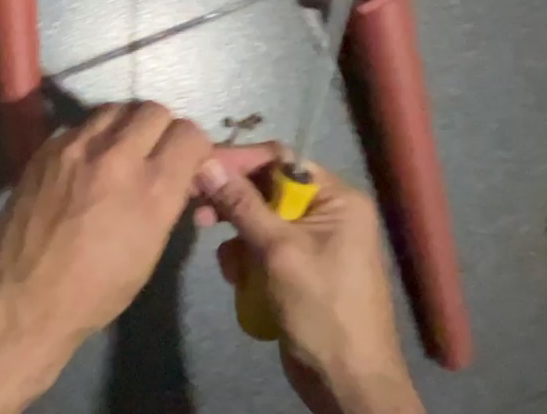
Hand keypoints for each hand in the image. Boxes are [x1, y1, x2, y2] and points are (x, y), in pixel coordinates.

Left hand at [0, 102, 214, 359]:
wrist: (28, 292)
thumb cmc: (98, 287)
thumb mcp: (151, 247)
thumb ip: (167, 197)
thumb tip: (180, 173)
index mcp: (151, 187)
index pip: (188, 134)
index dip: (194, 146)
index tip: (188, 161)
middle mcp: (115, 155)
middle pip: (152, 110)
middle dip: (162, 128)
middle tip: (155, 151)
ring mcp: (75, 145)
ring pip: (114, 109)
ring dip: (126, 126)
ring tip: (121, 152)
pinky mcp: (47, 146)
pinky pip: (80, 126)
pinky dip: (92, 138)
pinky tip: (86, 164)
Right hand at [197, 147, 420, 413]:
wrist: (349, 386)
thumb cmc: (323, 310)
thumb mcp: (278, 252)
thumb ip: (241, 204)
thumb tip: (205, 161)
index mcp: (337, 200)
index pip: (279, 159)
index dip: (237, 160)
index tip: (198, 166)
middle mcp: (327, 212)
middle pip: (265, 186)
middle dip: (231, 201)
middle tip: (197, 209)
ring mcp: (313, 241)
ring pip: (258, 217)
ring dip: (235, 234)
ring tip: (224, 258)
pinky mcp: (298, 267)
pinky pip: (261, 245)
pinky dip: (244, 256)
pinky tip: (236, 277)